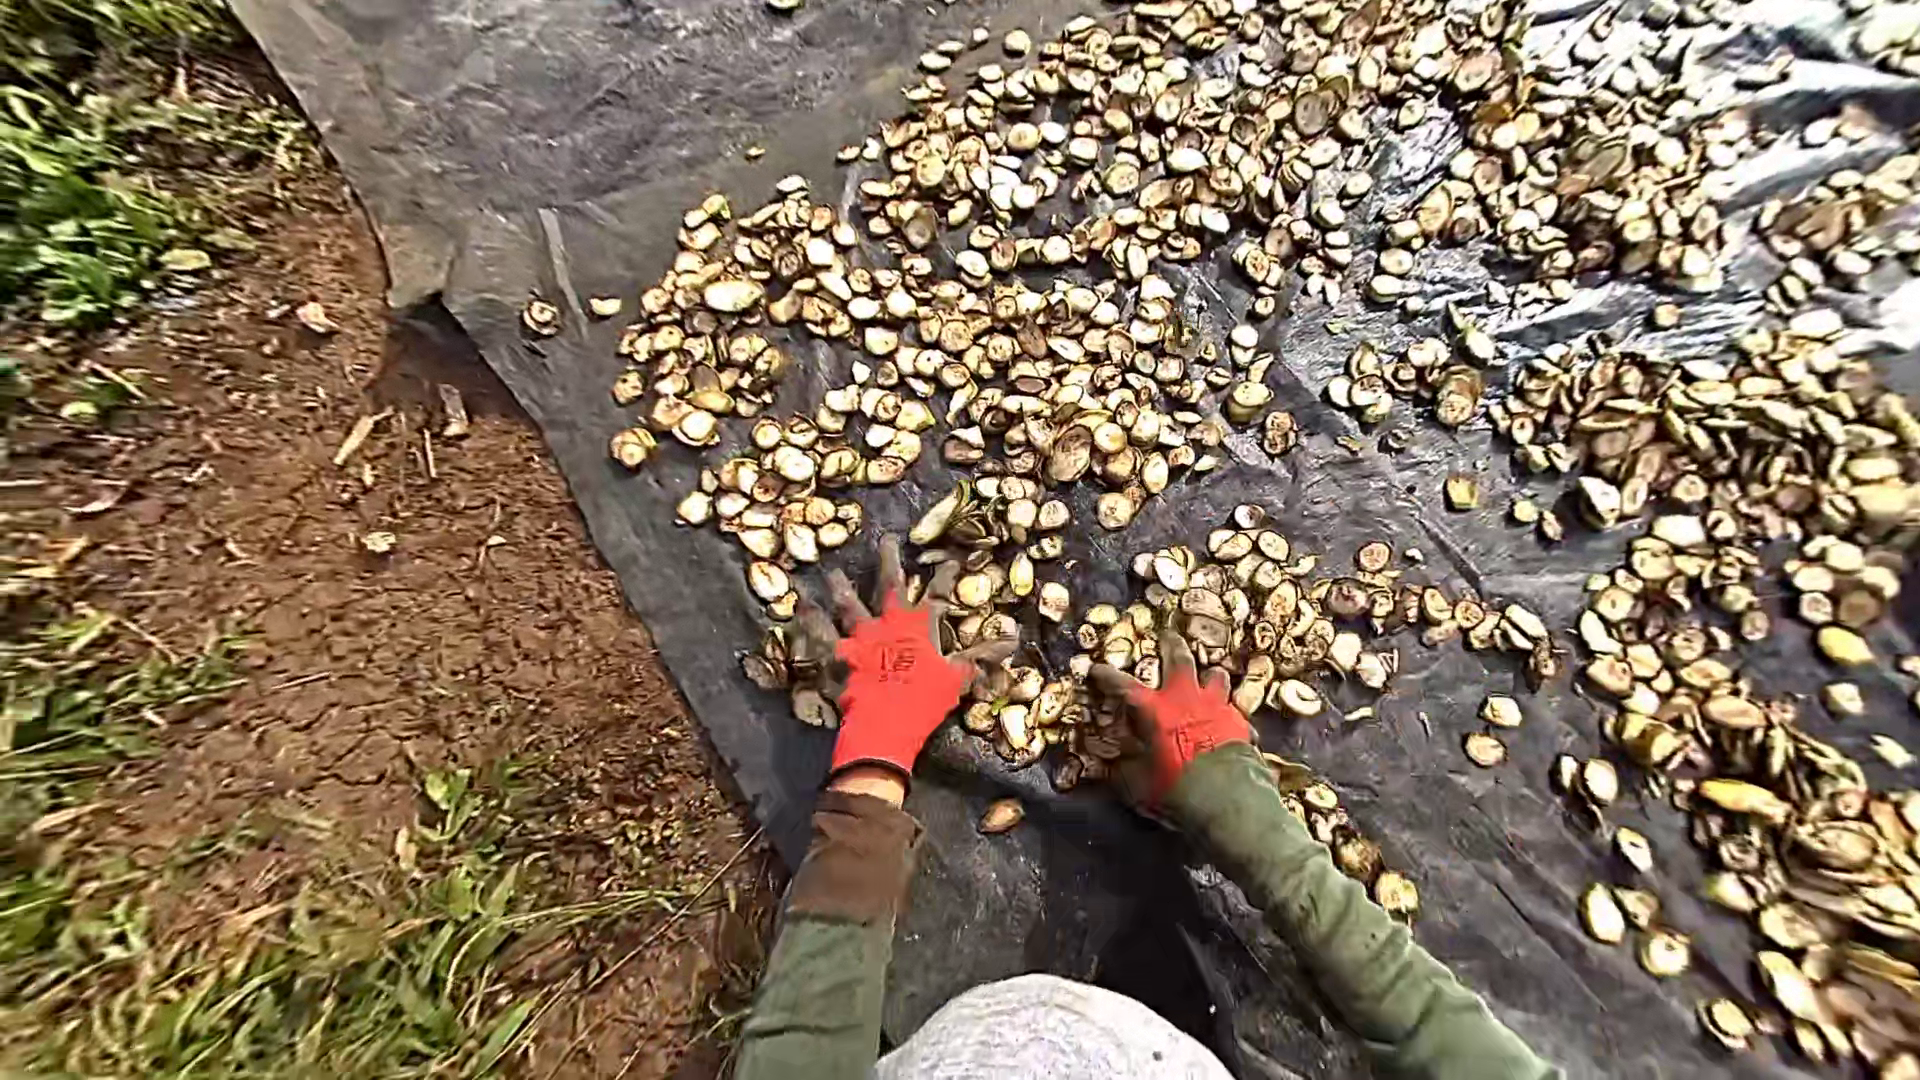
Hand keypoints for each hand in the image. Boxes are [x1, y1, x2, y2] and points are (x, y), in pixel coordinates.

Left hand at [809, 535, 1015, 785]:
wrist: (885, 725)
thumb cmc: (924, 701)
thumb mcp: (957, 679)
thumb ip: (980, 657)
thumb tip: (1012, 641)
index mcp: (919, 626)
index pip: (936, 593)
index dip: (944, 575)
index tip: (949, 558)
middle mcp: (888, 623)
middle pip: (889, 585)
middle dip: (889, 561)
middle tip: (885, 540)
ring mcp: (861, 637)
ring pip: (849, 605)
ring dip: (841, 588)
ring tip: (832, 572)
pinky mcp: (840, 655)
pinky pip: (821, 636)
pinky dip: (810, 622)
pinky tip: (799, 608)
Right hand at [1090, 628, 1252, 807]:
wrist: (1229, 798)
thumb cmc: (1177, 788)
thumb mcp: (1140, 785)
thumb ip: (1126, 771)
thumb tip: (1114, 770)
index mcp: (1155, 710)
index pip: (1124, 686)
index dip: (1107, 676)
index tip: (1096, 668)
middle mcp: (1185, 699)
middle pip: (1179, 660)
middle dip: (1171, 645)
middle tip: (1167, 635)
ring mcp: (1216, 708)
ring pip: (1216, 677)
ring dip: (1210, 676)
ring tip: (1209, 675)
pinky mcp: (1241, 724)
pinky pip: (1236, 714)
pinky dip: (1231, 718)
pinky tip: (1232, 727)